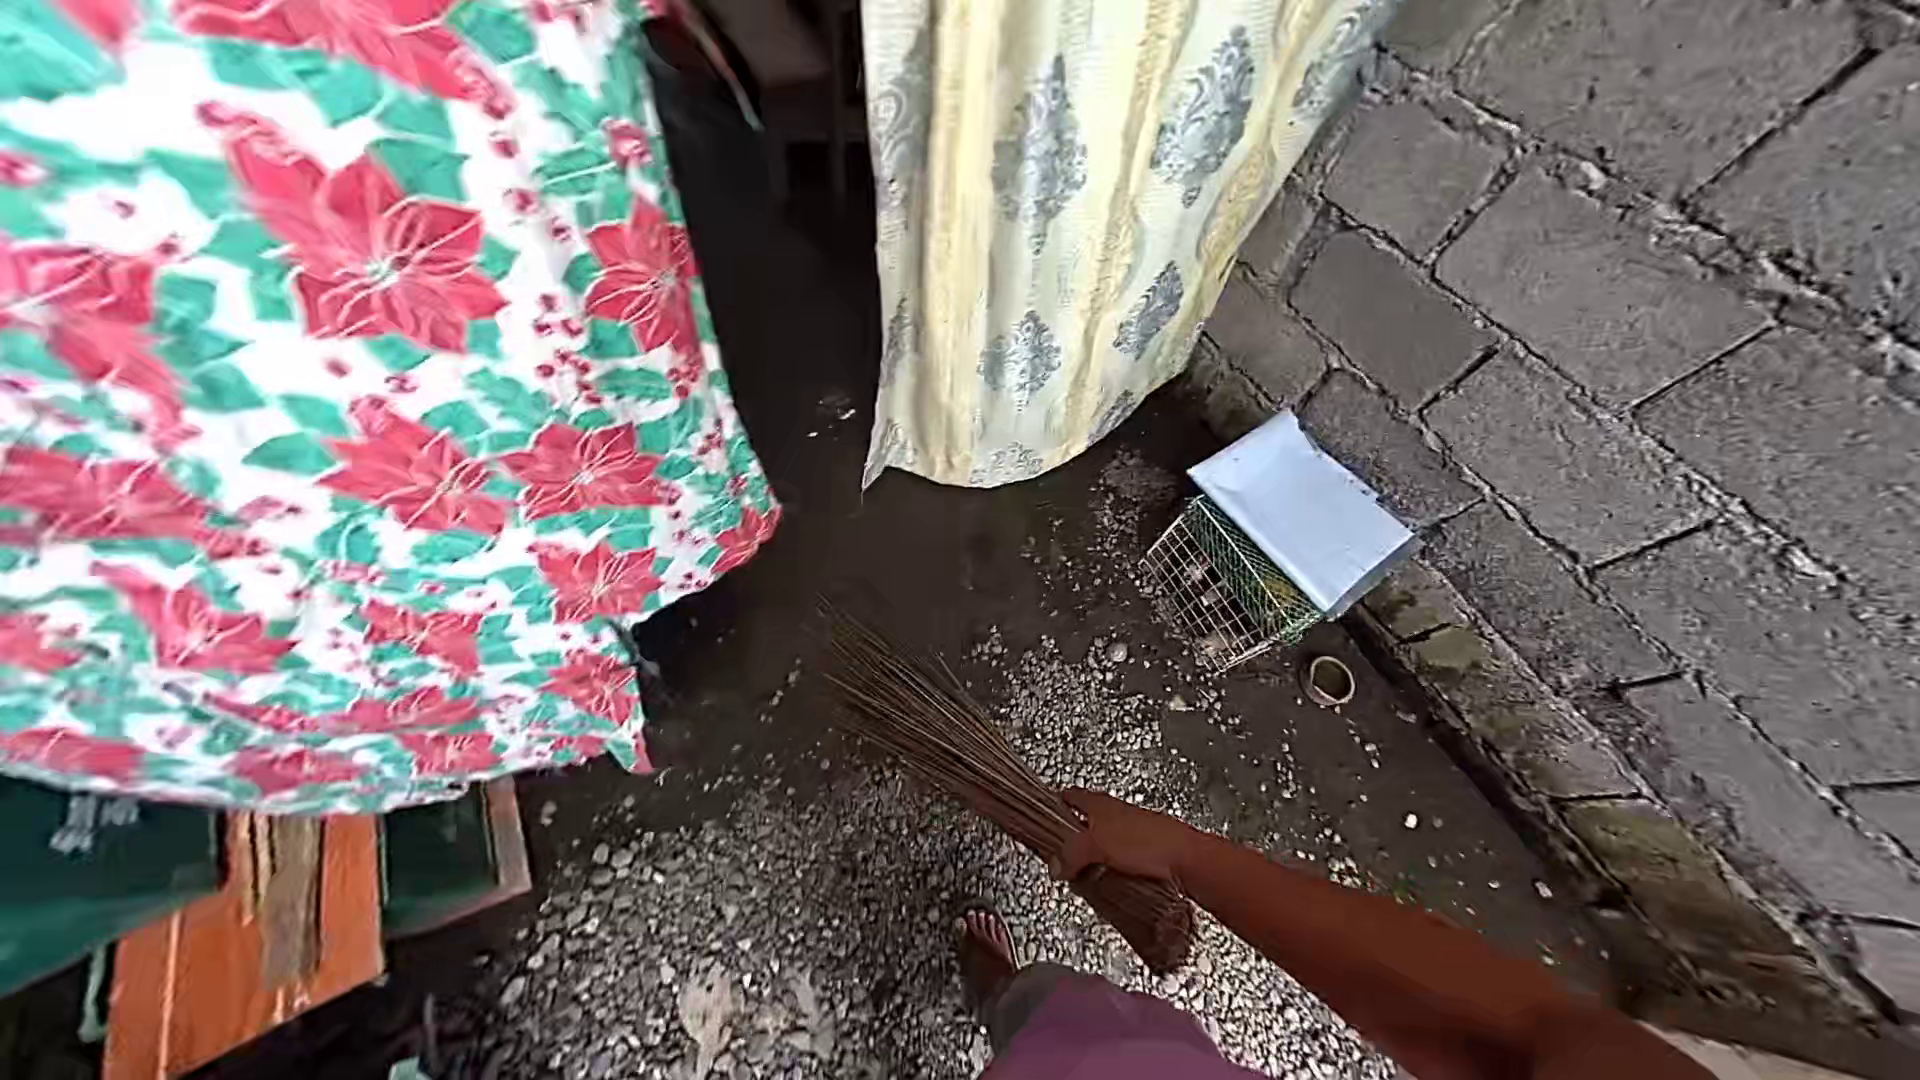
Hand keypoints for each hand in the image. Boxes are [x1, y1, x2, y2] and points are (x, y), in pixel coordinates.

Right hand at [1055, 788, 1203, 885]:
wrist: (1186, 860)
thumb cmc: (1147, 842)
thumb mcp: (1095, 846)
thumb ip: (1070, 855)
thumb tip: (1055, 865)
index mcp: (1100, 802)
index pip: (1070, 796)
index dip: (1056, 804)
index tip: (1045, 816)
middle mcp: (1115, 812)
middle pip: (1084, 820)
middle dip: (1072, 838)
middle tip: (1061, 856)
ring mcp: (1131, 830)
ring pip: (1102, 840)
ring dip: (1092, 855)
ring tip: (1084, 873)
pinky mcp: (1144, 850)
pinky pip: (1118, 856)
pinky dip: (1109, 866)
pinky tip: (1108, 879)